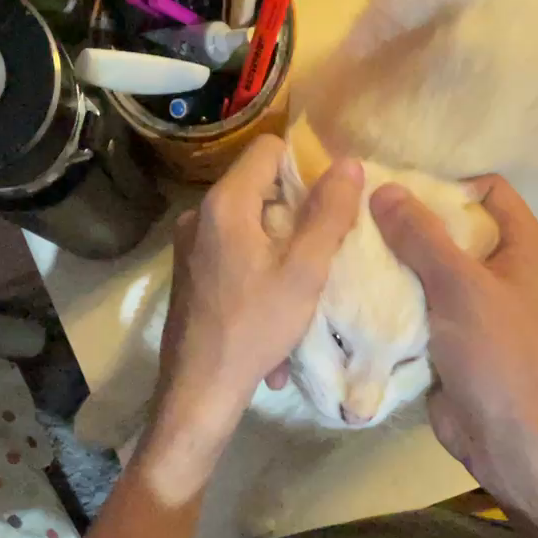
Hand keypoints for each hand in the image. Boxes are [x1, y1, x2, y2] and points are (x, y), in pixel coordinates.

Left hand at [139, 135, 363, 500]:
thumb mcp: (304, 272)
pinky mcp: (189, 276)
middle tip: (317, 254)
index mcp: (224, 204)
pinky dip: (256, 278)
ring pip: (248, 229)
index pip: (269, 149)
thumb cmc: (254, 328)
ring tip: (297, 292)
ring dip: (278, 254)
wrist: (199, 388)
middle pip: (259, 190)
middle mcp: (198, 216)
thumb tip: (348, 164)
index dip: (304, 168)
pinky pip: (232, 258)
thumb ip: (328, 214)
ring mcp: (189, 248)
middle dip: (294, 217)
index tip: (326, 206)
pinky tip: (271, 315)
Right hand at [371, 176, 537, 486]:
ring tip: (350, 254)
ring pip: (430, 271)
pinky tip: (357, 295)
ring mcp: (475, 307)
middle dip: (409, 226)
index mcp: (523, 247)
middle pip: (452, 230)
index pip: (487, 191)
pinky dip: (393, 302)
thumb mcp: (459, 286)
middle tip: (359, 222)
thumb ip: (421, 237)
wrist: (503, 434)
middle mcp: (502, 270)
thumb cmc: (495, 353)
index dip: (444, 186)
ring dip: (395, 265)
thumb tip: (382, 190)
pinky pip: (419, 307)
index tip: (395, 194)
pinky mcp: (450, 338)